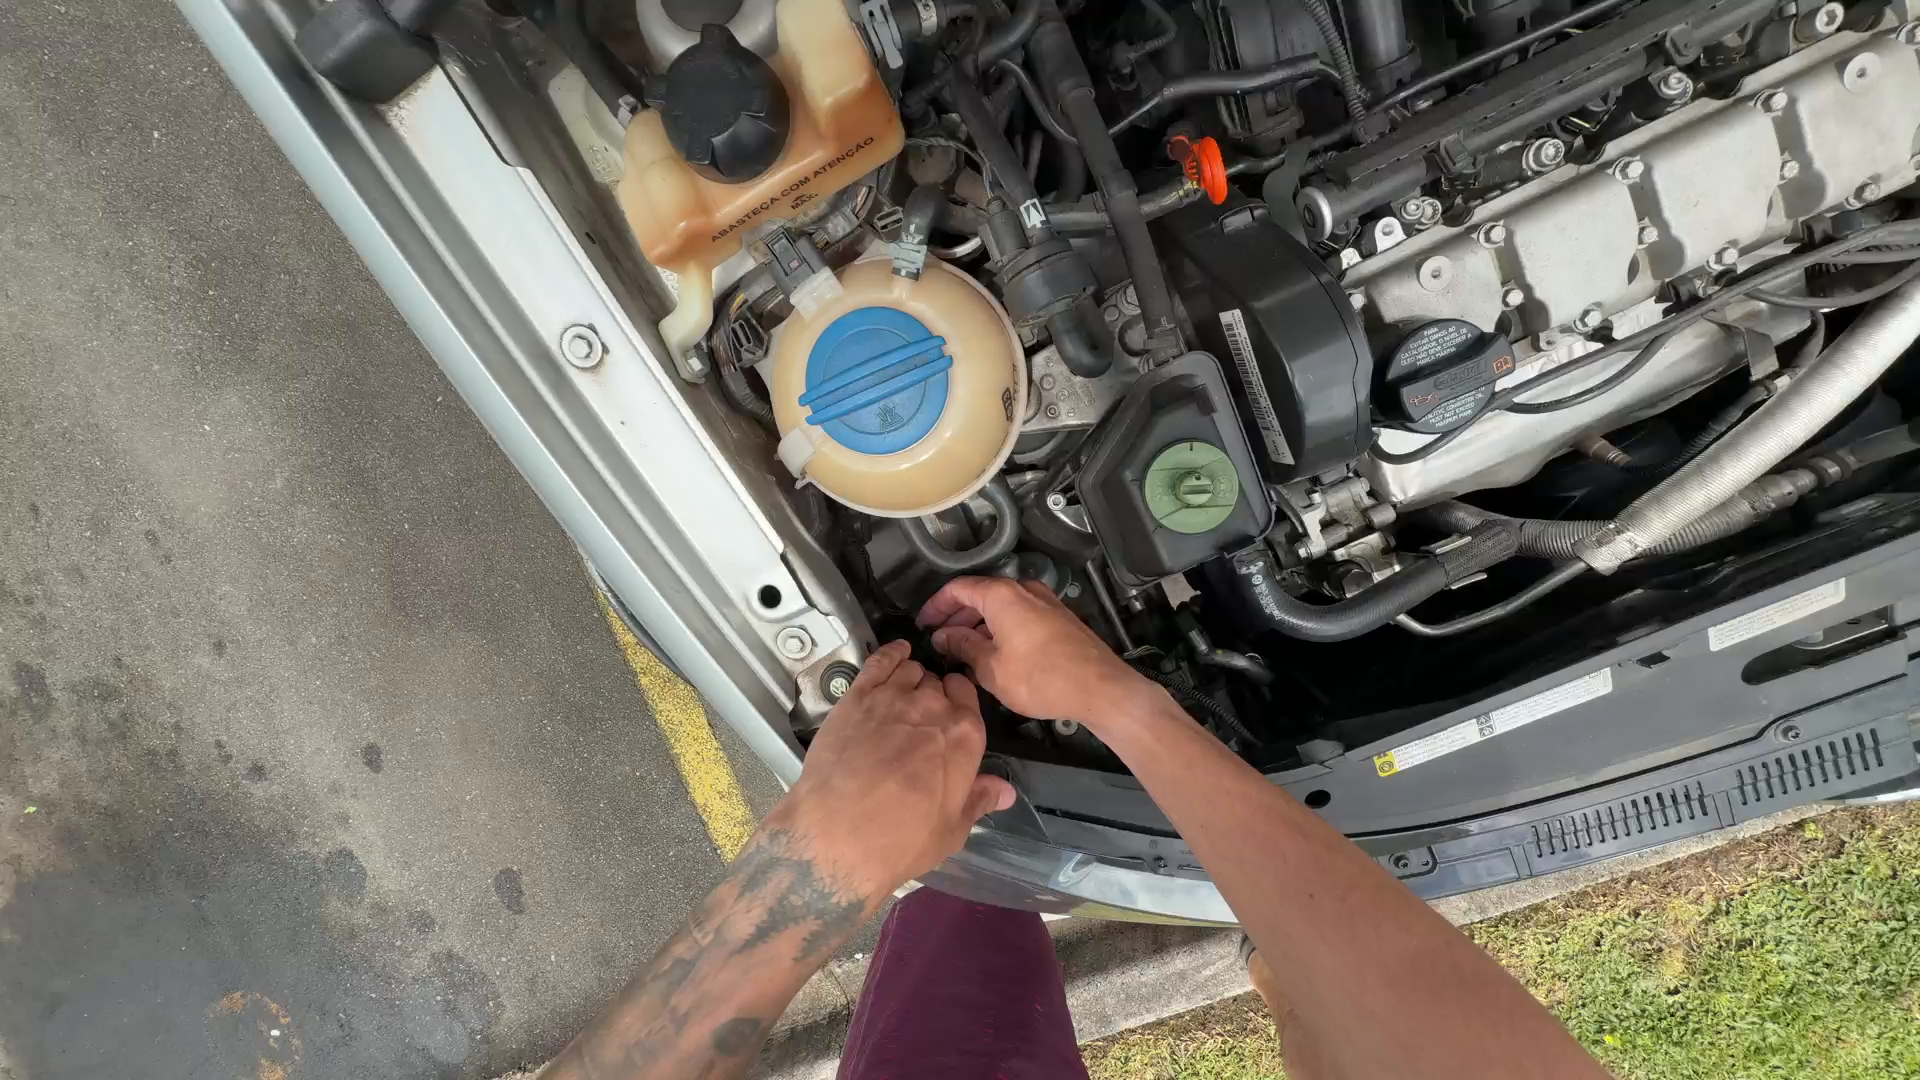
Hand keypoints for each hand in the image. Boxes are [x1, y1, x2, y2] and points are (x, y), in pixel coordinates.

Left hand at [770, 641, 1014, 902]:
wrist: (838, 834)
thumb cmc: (902, 839)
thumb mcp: (952, 830)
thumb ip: (979, 799)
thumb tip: (1005, 790)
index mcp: (965, 735)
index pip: (968, 696)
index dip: (959, 701)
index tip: (952, 711)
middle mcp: (934, 706)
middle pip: (938, 684)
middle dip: (934, 696)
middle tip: (922, 717)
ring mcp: (894, 696)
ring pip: (911, 670)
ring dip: (911, 679)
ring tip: (903, 694)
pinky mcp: (858, 695)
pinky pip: (880, 661)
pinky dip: (891, 653)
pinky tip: (894, 654)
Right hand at [916, 576, 1158, 728]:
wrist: (1099, 689)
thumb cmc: (1042, 679)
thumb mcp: (991, 667)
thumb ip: (963, 646)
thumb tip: (943, 636)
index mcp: (1002, 595)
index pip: (958, 588)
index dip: (936, 606)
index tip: (923, 624)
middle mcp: (1024, 590)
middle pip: (980, 595)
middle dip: (956, 616)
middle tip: (938, 640)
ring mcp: (1044, 602)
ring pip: (1000, 607)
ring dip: (978, 625)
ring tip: (961, 651)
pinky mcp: (1057, 619)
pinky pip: (1019, 615)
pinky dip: (999, 629)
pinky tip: (992, 653)